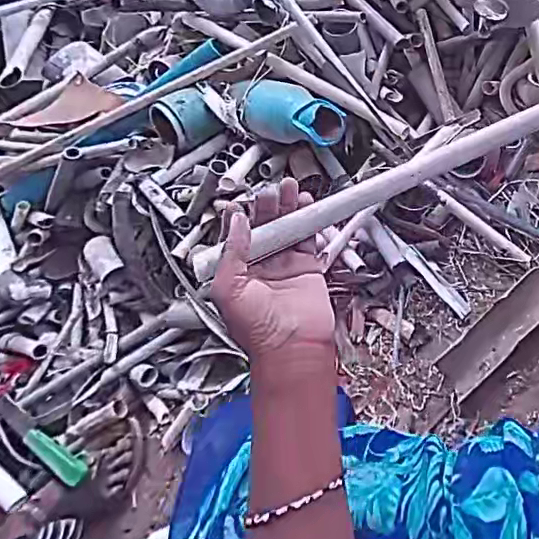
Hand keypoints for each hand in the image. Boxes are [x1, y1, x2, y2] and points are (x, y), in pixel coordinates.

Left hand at [212, 178, 337, 382]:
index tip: (243, 201)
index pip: (237, 236)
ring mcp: (285, 264)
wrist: (293, 348)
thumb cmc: (259, 333)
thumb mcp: (228, 291)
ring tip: (290, 190)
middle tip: (271, 191)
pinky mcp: (308, 266)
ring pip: (287, 227)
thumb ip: (231, 254)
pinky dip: (309, 220)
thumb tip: (236, 224)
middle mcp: (261, 266)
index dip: (240, 217)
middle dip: (267, 206)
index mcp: (237, 272)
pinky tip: (306, 206)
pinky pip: (309, 237)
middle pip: (264, 226)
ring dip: (288, 207)